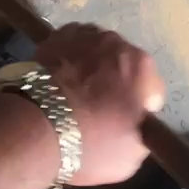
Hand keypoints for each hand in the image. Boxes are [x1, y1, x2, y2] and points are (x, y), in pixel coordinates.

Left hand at [34, 23, 164, 185]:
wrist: (36, 125)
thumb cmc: (91, 142)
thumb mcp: (132, 155)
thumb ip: (142, 129)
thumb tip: (134, 121)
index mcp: (143, 67)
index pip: (153, 90)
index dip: (141, 111)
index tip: (125, 125)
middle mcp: (117, 42)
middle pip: (125, 66)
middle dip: (117, 84)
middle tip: (100, 110)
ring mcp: (86, 34)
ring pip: (98, 53)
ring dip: (94, 69)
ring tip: (76, 95)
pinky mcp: (57, 35)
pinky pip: (73, 47)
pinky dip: (71, 60)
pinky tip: (60, 81)